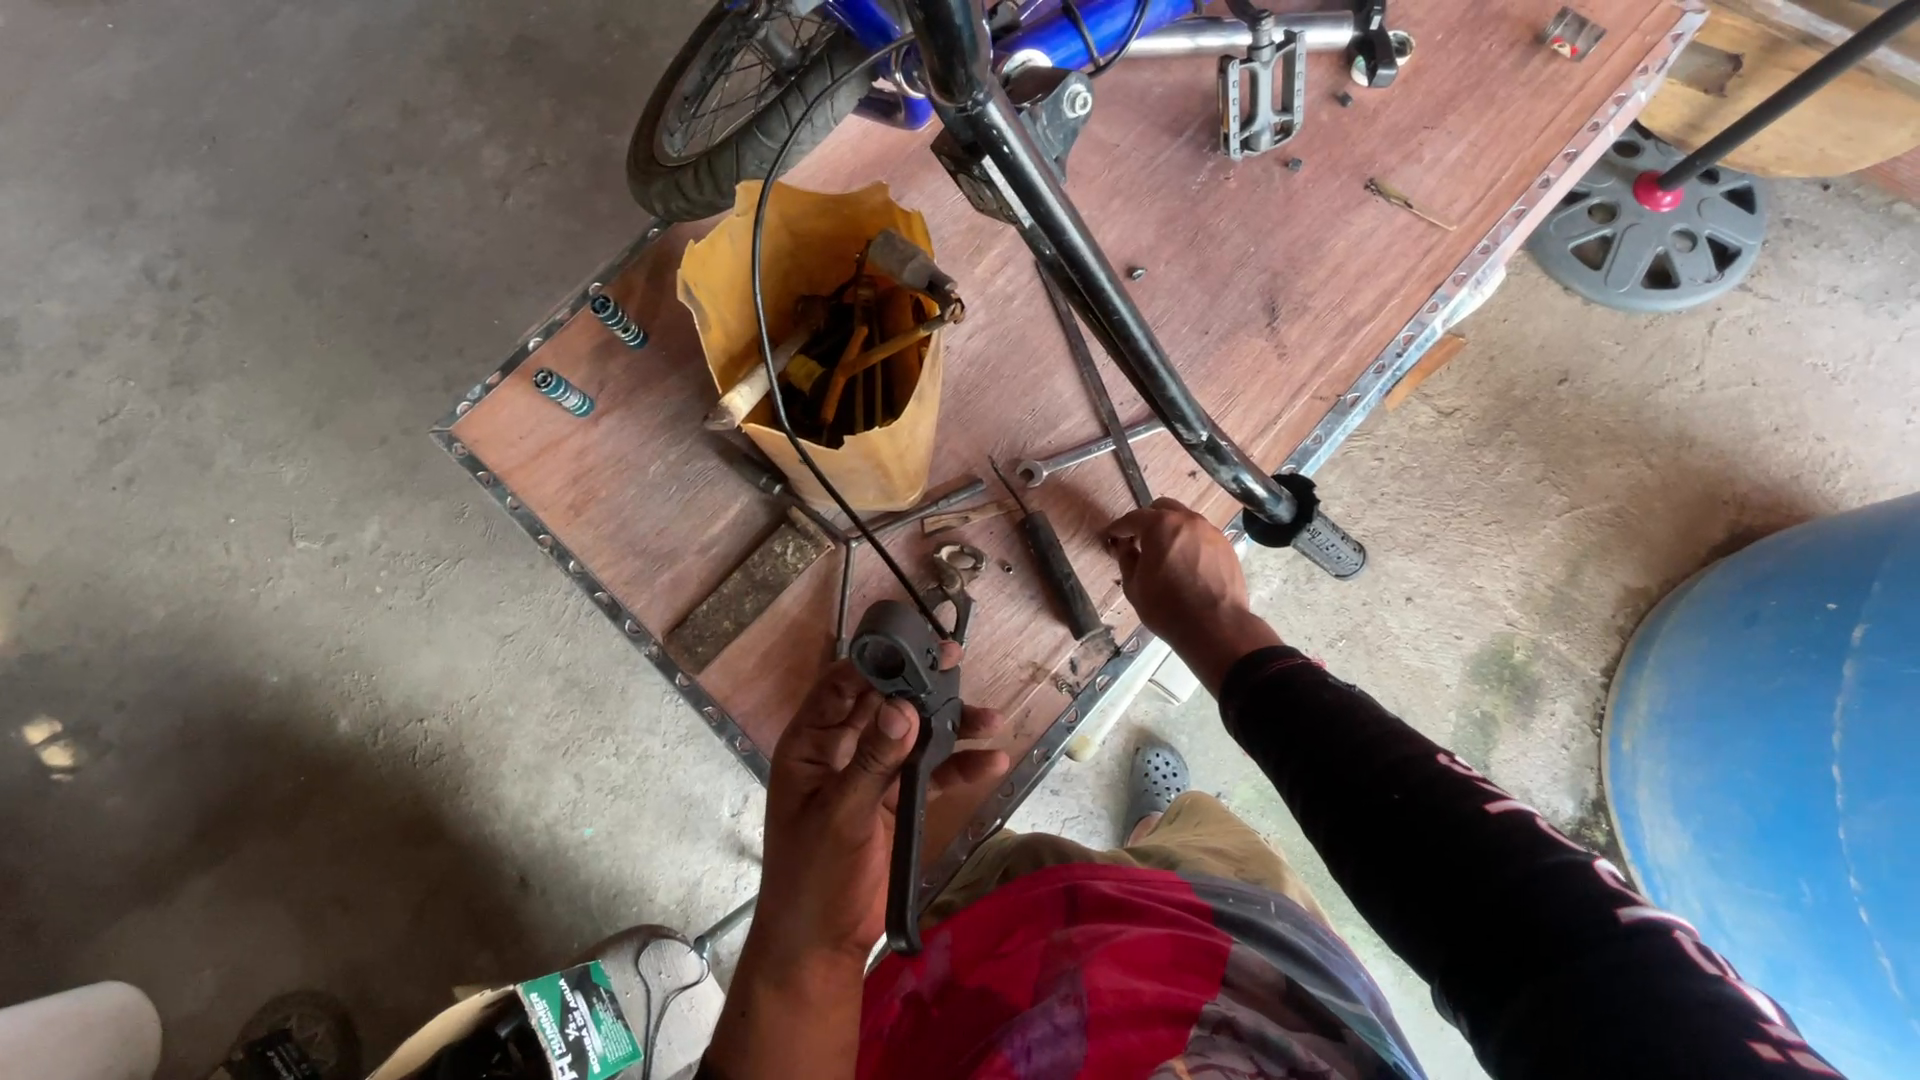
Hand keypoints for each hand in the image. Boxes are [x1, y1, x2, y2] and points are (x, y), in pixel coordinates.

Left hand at [749, 648, 1008, 968]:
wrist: (822, 943)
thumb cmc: (814, 875)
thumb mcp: (842, 814)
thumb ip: (874, 760)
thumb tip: (902, 706)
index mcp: (811, 745)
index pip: (840, 686)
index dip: (874, 663)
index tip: (914, 646)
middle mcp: (841, 751)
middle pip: (883, 704)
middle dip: (919, 686)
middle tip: (957, 661)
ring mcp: (871, 776)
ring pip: (912, 736)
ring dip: (948, 726)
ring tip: (991, 717)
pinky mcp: (895, 802)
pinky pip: (928, 775)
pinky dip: (957, 767)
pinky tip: (991, 761)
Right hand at [1106, 497, 1281, 695]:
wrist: (1215, 627)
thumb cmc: (1167, 607)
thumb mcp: (1134, 586)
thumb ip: (1126, 559)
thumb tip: (1124, 547)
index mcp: (1160, 525)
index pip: (1133, 518)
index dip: (1118, 529)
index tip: (1111, 537)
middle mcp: (1188, 520)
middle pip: (1163, 509)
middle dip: (1148, 522)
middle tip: (1139, 543)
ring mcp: (1211, 532)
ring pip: (1185, 521)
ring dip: (1171, 531)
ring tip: (1165, 554)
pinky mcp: (1227, 547)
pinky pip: (1202, 537)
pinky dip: (1190, 544)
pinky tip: (1187, 565)